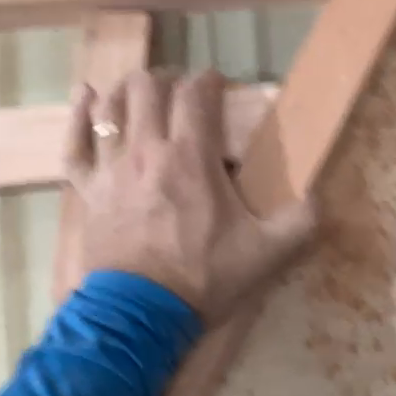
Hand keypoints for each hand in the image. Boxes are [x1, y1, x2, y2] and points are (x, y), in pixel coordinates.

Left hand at [67, 71, 315, 324]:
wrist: (139, 315)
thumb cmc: (204, 277)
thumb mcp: (267, 253)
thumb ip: (302, 221)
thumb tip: (320, 195)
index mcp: (192, 156)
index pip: (196, 94)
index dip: (209, 80)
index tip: (219, 84)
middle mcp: (148, 149)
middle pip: (149, 88)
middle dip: (169, 80)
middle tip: (184, 94)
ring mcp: (112, 168)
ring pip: (113, 106)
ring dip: (130, 91)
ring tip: (144, 92)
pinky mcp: (88, 190)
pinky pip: (76, 143)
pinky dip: (80, 117)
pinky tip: (87, 98)